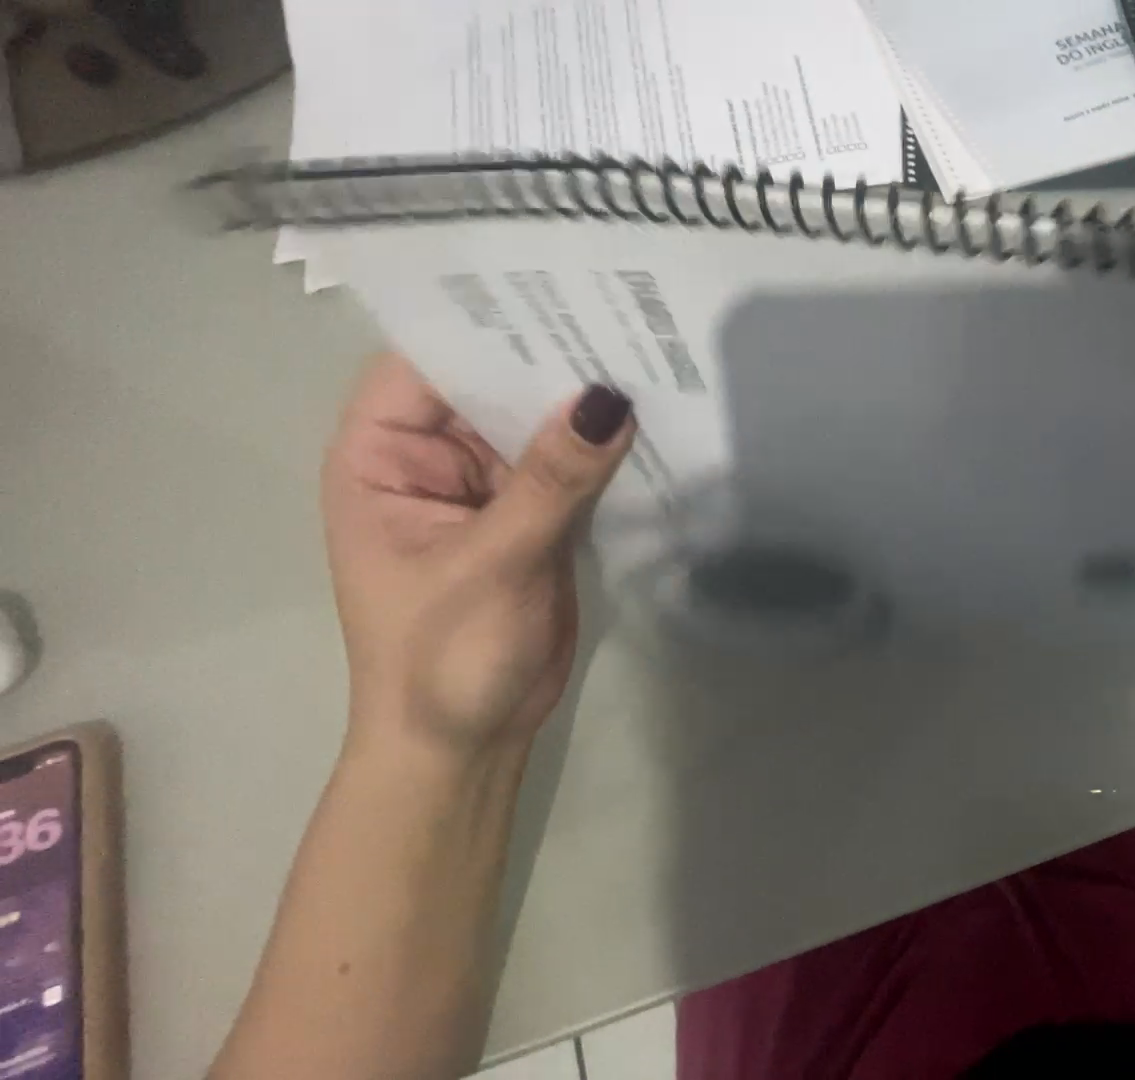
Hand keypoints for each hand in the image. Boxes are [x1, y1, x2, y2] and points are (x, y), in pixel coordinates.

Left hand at [322, 354, 634, 755]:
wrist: (469, 738)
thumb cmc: (444, 656)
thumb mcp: (493, 562)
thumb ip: (550, 481)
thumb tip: (609, 400)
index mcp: (384, 457)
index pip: (428, 363)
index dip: (485, 325)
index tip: (557, 291)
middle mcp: (435, 461)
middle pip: (493, 389)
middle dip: (551, 362)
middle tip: (626, 318)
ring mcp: (492, 490)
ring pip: (540, 428)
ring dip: (586, 407)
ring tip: (652, 357)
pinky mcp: (538, 519)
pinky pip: (573, 469)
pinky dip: (606, 453)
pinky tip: (655, 424)